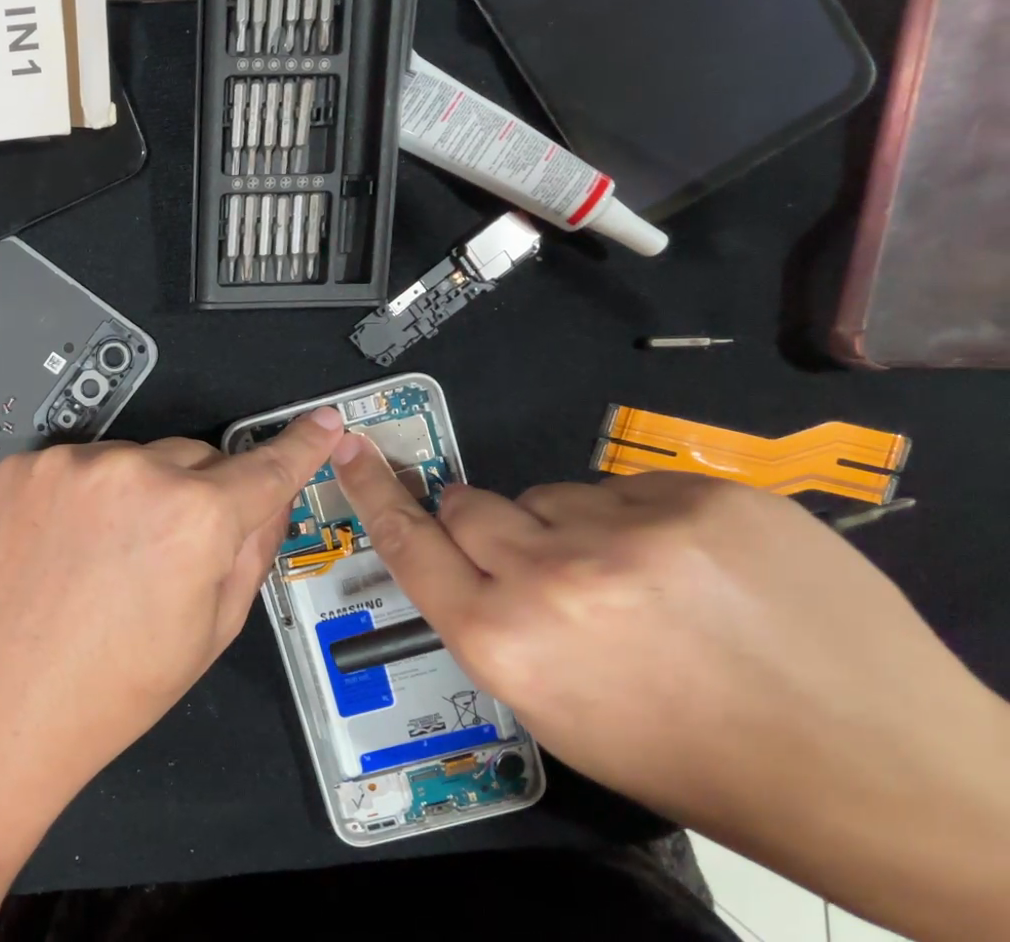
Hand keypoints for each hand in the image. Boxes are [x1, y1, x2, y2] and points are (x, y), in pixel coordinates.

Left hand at [0, 410, 345, 798]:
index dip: (299, 447)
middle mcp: (131, 475)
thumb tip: (267, 504)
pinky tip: (65, 547)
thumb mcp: (210, 632)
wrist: (1, 706)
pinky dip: (79, 495)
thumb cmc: (107, 689)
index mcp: (194, 519)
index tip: (320, 425)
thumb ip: (250, 552)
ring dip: (133, 493)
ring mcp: (68, 465)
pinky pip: (74, 465)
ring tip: (102, 561)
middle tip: (167, 554)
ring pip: (131, 459)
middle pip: (194, 458)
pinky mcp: (21, 468)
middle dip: (196, 495)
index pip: (266, 466)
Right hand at [328, 439, 1009, 940]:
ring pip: (550, 494)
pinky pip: (629, 487)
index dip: (373, 493)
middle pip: (471, 505)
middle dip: (490, 528)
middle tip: (538, 564)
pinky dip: (641, 520)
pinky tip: (690, 570)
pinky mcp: (707, 496)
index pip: (409, 543)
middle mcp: (552, 576)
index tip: (350, 449)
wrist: (869, 769)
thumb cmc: (691, 756)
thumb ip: (493, 628)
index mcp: (505, 641)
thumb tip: (473, 563)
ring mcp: (634, 529)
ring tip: (635, 580)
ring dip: (570, 527)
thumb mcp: (554, 714)